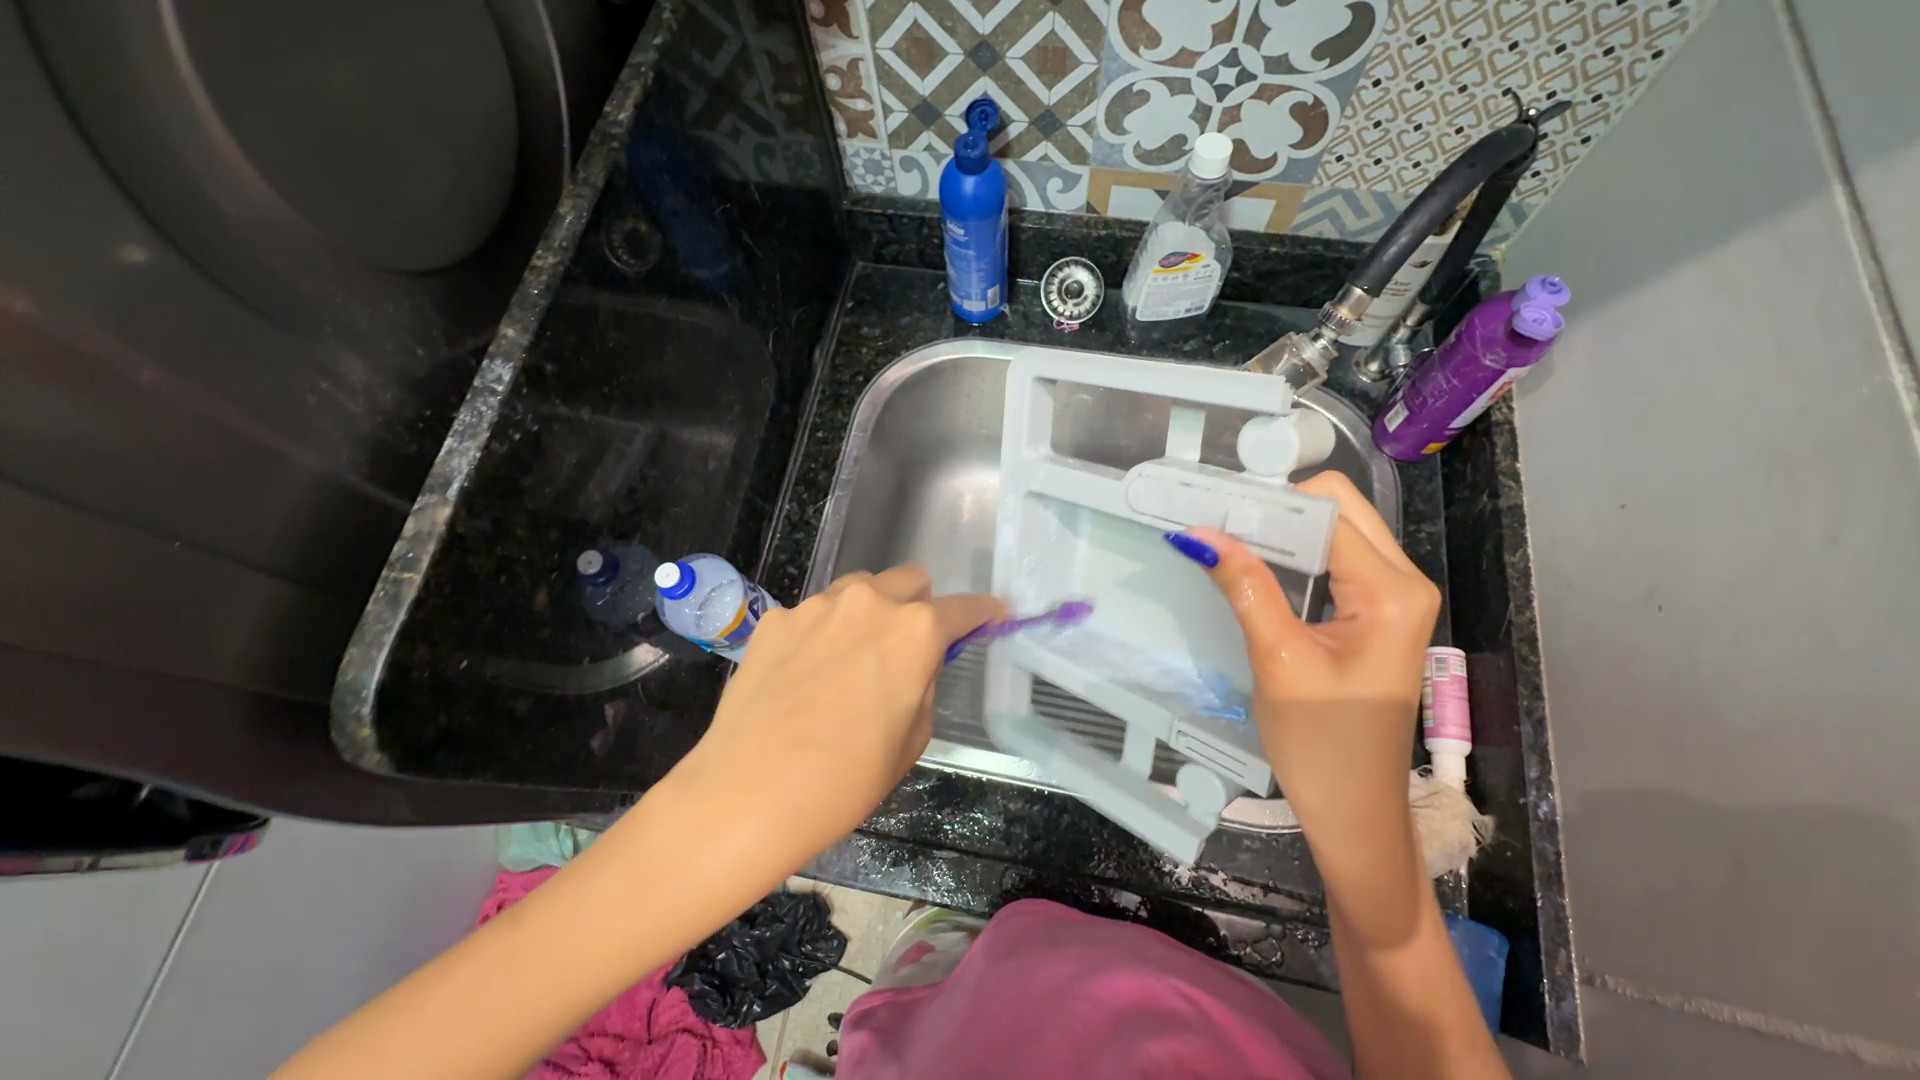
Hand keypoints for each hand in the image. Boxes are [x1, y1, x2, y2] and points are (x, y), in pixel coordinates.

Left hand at [668, 566, 1002, 874]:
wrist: (750, 792)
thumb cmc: (847, 780)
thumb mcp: (911, 739)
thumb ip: (922, 684)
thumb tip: (914, 665)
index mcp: (914, 632)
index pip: (963, 608)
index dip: (983, 612)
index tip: (993, 616)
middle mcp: (868, 604)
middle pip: (908, 580)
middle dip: (920, 605)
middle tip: (910, 646)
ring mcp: (815, 607)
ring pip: (858, 591)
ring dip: (869, 612)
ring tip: (853, 660)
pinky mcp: (774, 621)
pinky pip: (813, 615)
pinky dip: (822, 633)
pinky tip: (805, 677)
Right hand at [1175, 471, 1439, 837]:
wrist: (1357, 811)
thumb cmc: (1322, 744)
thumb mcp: (1277, 660)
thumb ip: (1245, 587)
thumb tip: (1199, 533)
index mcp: (1390, 591)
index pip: (1327, 513)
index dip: (1267, 504)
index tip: (1212, 509)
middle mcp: (1404, 582)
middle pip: (1339, 511)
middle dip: (1276, 510)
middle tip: (1217, 525)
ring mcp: (1396, 598)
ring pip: (1337, 532)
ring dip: (1283, 532)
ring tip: (1227, 542)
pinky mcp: (1379, 615)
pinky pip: (1338, 562)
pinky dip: (1296, 557)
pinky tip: (1256, 569)